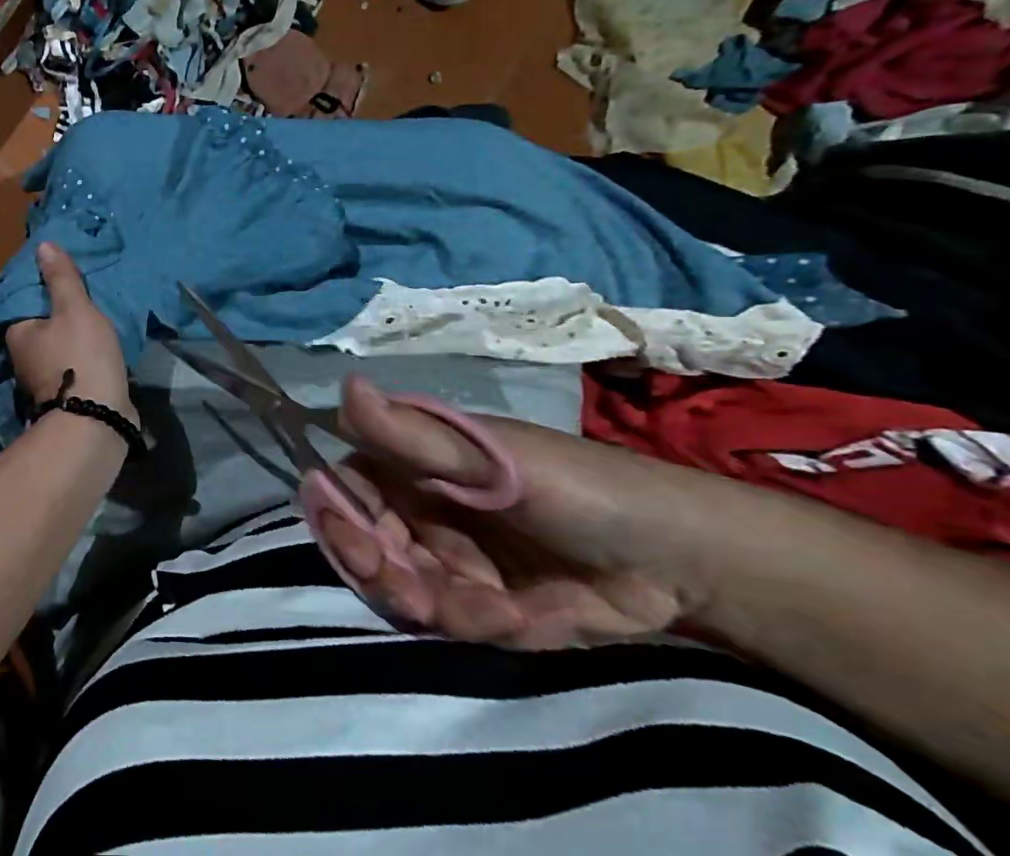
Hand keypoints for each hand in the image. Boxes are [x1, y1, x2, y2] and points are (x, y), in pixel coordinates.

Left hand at [6, 242, 135, 423]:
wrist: (98, 418)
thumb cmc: (81, 357)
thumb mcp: (75, 309)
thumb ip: (62, 278)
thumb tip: (42, 245)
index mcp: (17, 332)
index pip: (25, 299)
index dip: (43, 285)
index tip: (65, 275)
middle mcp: (23, 357)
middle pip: (42, 325)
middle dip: (61, 312)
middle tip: (87, 292)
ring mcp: (44, 380)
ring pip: (59, 346)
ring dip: (75, 335)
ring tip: (99, 315)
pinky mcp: (67, 395)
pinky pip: (75, 365)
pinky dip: (85, 355)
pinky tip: (102, 345)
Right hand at [308, 376, 687, 649]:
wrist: (675, 558)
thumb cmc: (578, 486)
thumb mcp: (493, 458)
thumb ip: (413, 434)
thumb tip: (346, 385)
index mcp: (419, 468)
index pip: (349, 487)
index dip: (334, 510)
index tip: (344, 531)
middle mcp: (424, 514)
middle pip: (364, 545)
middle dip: (376, 571)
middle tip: (406, 590)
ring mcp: (451, 564)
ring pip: (399, 589)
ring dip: (427, 602)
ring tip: (481, 608)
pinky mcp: (479, 610)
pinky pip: (448, 623)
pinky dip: (474, 623)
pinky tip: (515, 615)